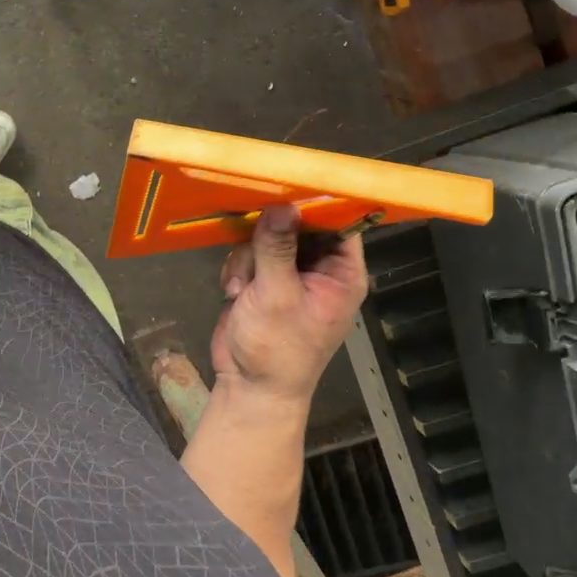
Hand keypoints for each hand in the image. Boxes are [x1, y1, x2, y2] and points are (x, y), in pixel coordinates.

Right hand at [210, 205, 367, 406]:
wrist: (249, 386)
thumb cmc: (277, 347)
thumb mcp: (277, 295)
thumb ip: (277, 248)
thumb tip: (282, 204)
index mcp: (341, 274)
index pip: (339, 224)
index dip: (315, 205)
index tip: (284, 189)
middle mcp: (319, 271)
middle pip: (295, 227)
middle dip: (267, 237)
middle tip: (253, 248)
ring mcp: (289, 276)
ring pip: (265, 239)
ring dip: (247, 259)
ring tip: (243, 288)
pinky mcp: (262, 283)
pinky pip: (248, 256)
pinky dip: (238, 270)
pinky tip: (234, 292)